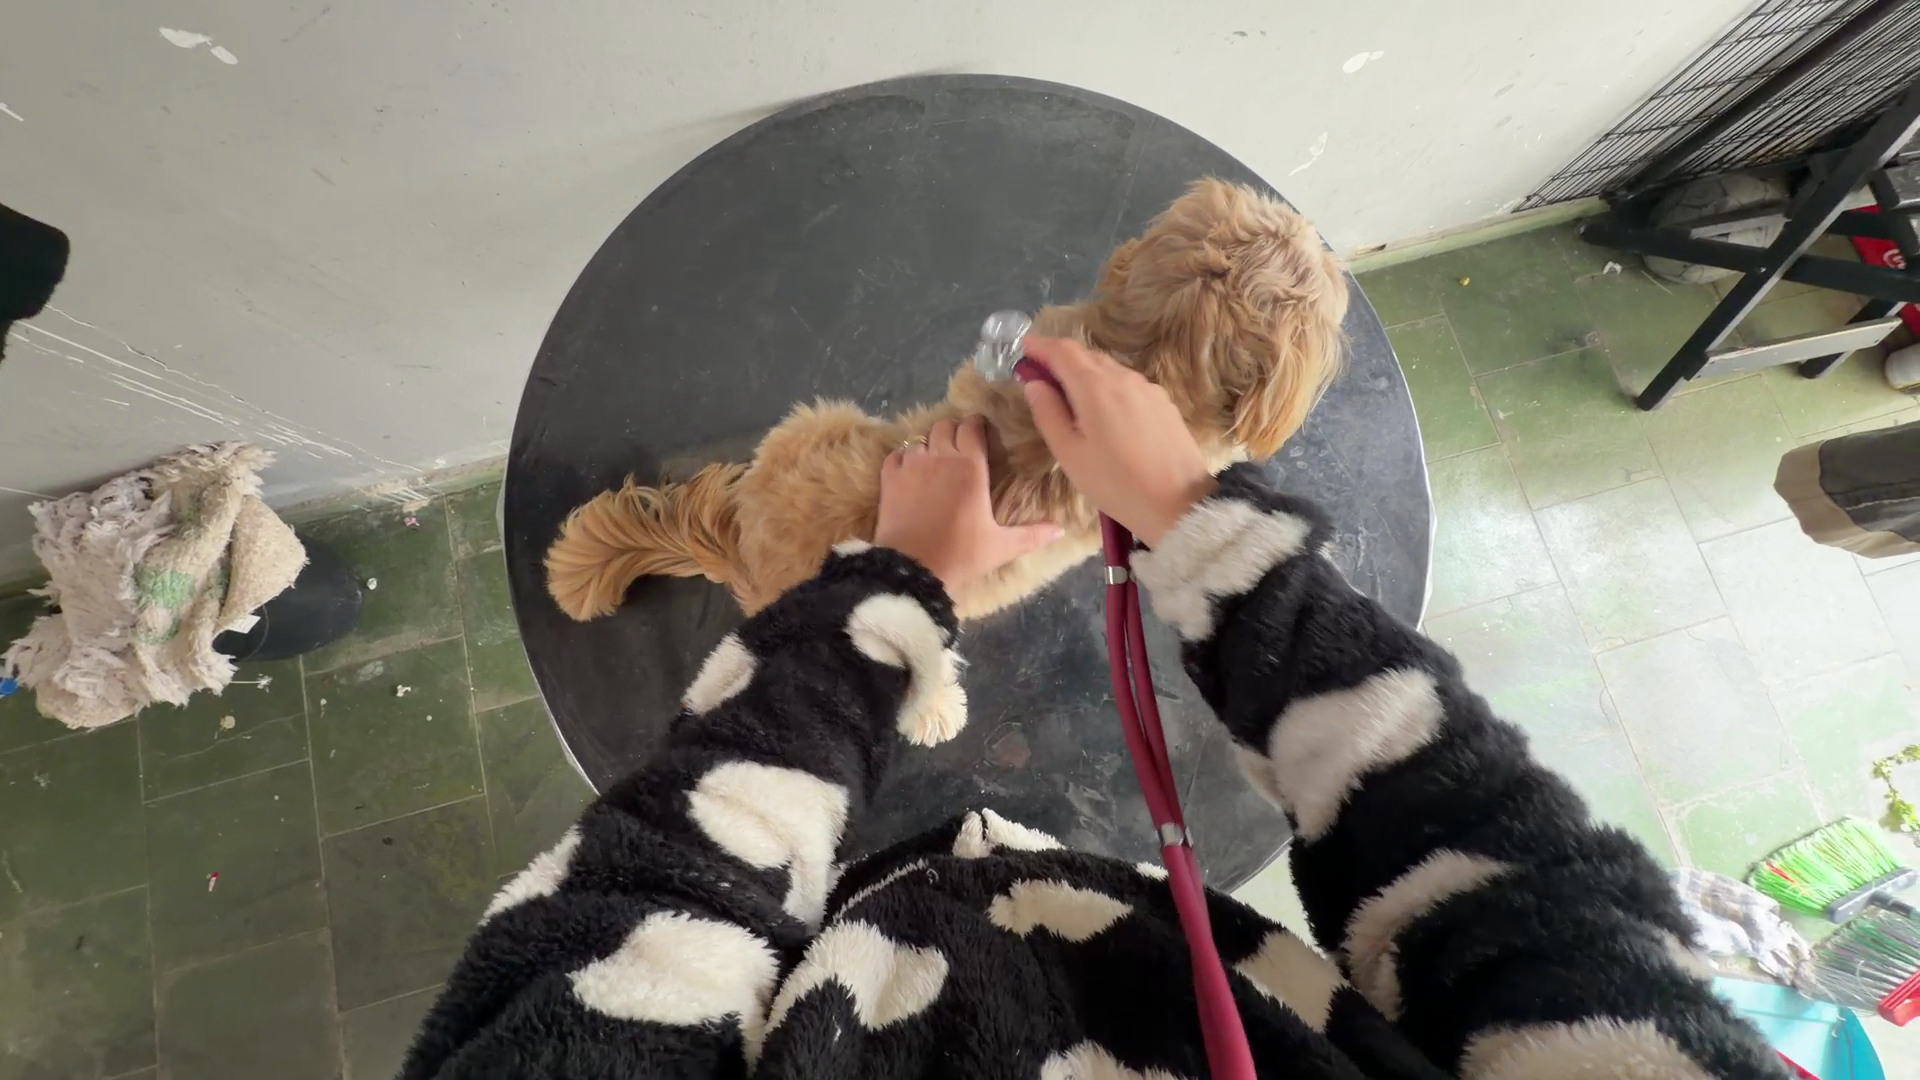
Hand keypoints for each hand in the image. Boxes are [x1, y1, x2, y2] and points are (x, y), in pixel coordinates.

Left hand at [874, 416, 1062, 593]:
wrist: (912, 570)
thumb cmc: (960, 555)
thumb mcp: (1001, 547)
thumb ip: (1032, 535)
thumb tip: (1061, 531)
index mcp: (971, 466)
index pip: (973, 427)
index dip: (977, 426)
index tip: (980, 434)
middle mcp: (940, 456)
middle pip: (945, 426)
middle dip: (953, 432)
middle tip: (959, 448)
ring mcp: (911, 465)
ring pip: (919, 440)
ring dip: (928, 446)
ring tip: (934, 463)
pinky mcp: (888, 478)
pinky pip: (896, 455)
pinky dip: (903, 459)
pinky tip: (909, 473)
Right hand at [1019, 336, 1216, 546]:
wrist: (1177, 503)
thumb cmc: (1114, 482)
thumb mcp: (1069, 453)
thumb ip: (1048, 413)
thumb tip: (1034, 384)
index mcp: (1094, 385)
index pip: (1063, 351)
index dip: (1040, 346)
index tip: (1023, 348)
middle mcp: (1123, 377)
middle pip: (1087, 356)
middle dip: (1060, 359)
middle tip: (1041, 375)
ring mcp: (1147, 388)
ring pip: (1109, 369)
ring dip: (1084, 374)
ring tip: (1069, 395)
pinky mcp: (1163, 403)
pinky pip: (1127, 385)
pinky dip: (1106, 386)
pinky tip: (1103, 411)